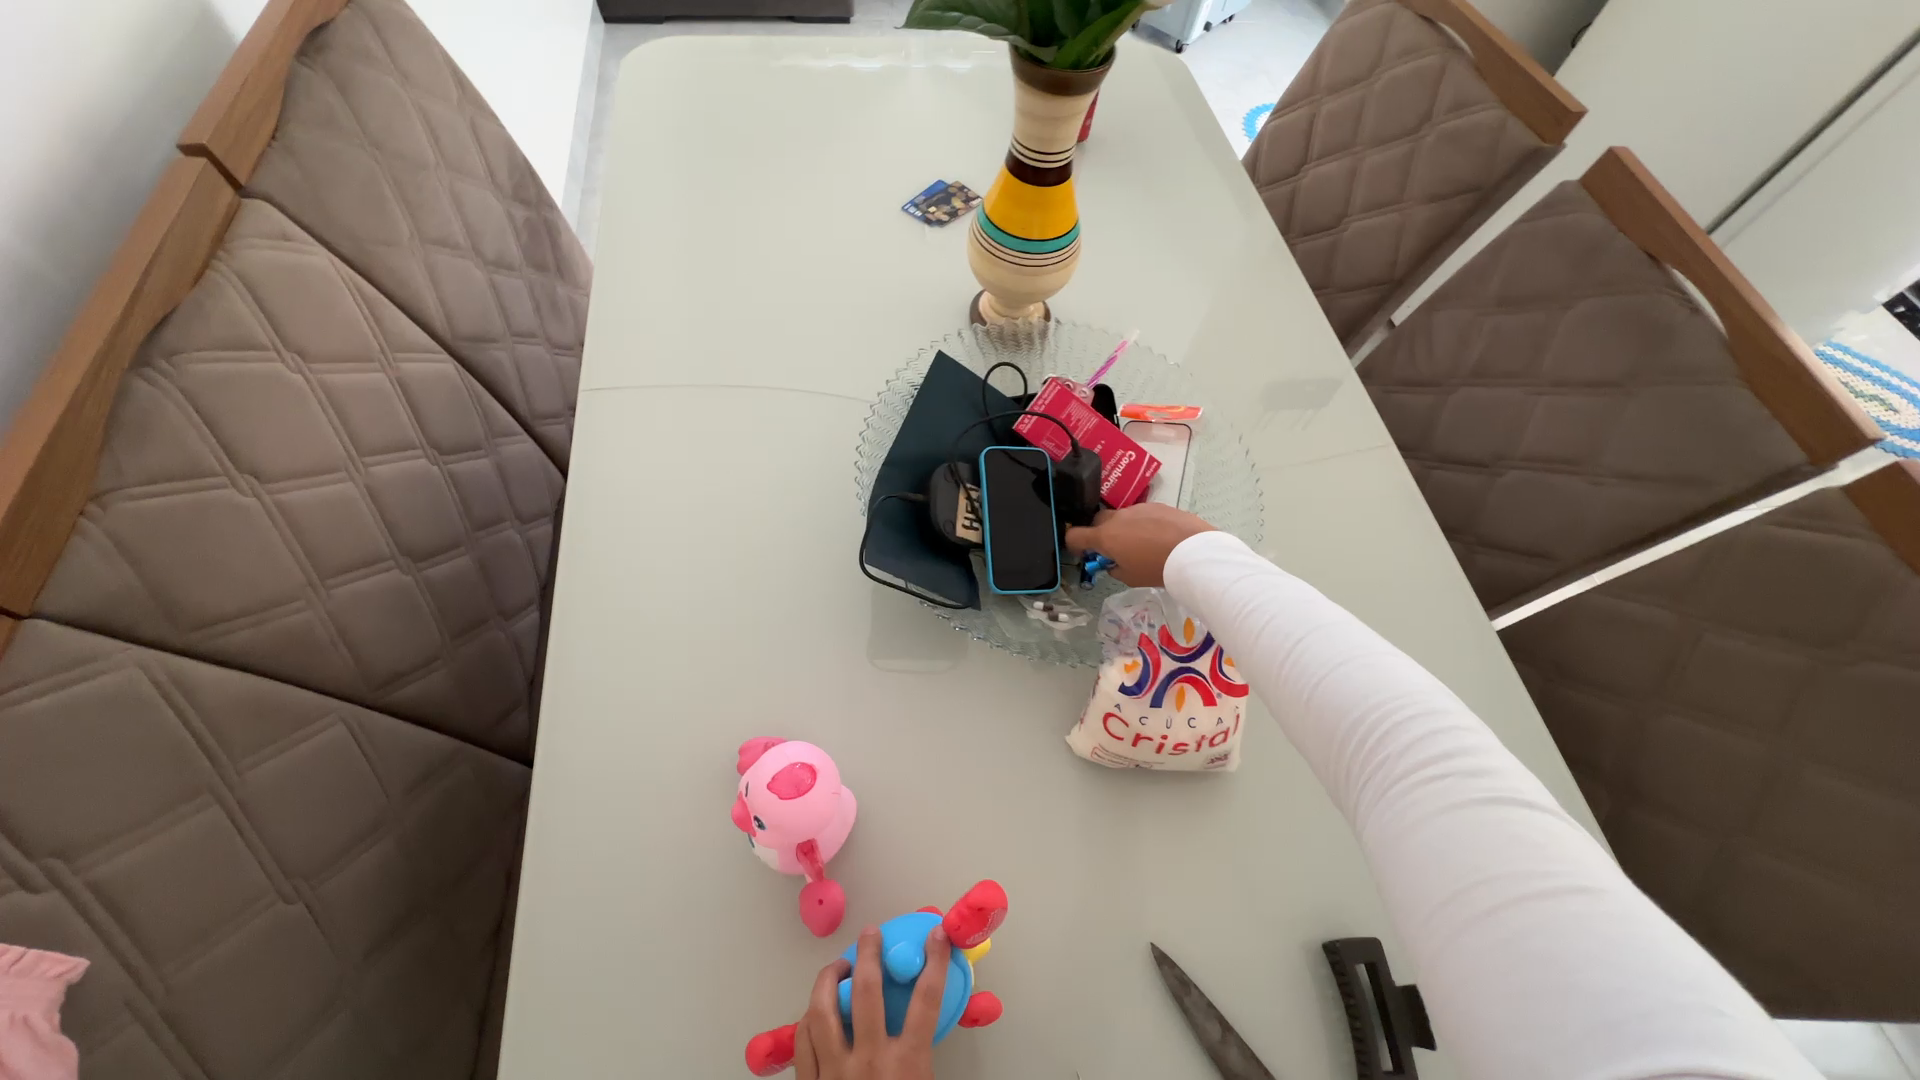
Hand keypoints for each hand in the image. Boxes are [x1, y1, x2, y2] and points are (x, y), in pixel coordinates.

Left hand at [794, 924, 950, 1079]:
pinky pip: (802, 1042)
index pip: (927, 999)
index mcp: (907, 1064)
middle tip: (871, 935)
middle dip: (869, 954)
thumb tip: (932, 1016)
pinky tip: (816, 1010)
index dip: (935, 961)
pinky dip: (808, 1018)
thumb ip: (925, 1055)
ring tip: (839, 966)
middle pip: (866, 990)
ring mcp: (835, 1074)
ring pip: (821, 1010)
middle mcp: (869, 1062)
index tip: (937, 935)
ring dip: (829, 979)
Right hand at [1064, 503, 1215, 586]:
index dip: (1073, 544)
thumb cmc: (1157, 569)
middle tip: (1113, 549)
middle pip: (1097, 521)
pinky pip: (1142, 514)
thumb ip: (1115, 568)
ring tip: (1142, 544)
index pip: (1075, 535)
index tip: (1082, 552)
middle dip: (1099, 533)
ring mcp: (1138, 508)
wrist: (1194, 552)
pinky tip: (1159, 537)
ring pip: (1122, 517)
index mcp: (1105, 537)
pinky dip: (1144, 524)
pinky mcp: (1157, 505)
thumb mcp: (1130, 577)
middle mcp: (1117, 518)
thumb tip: (1113, 563)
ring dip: (1124, 528)